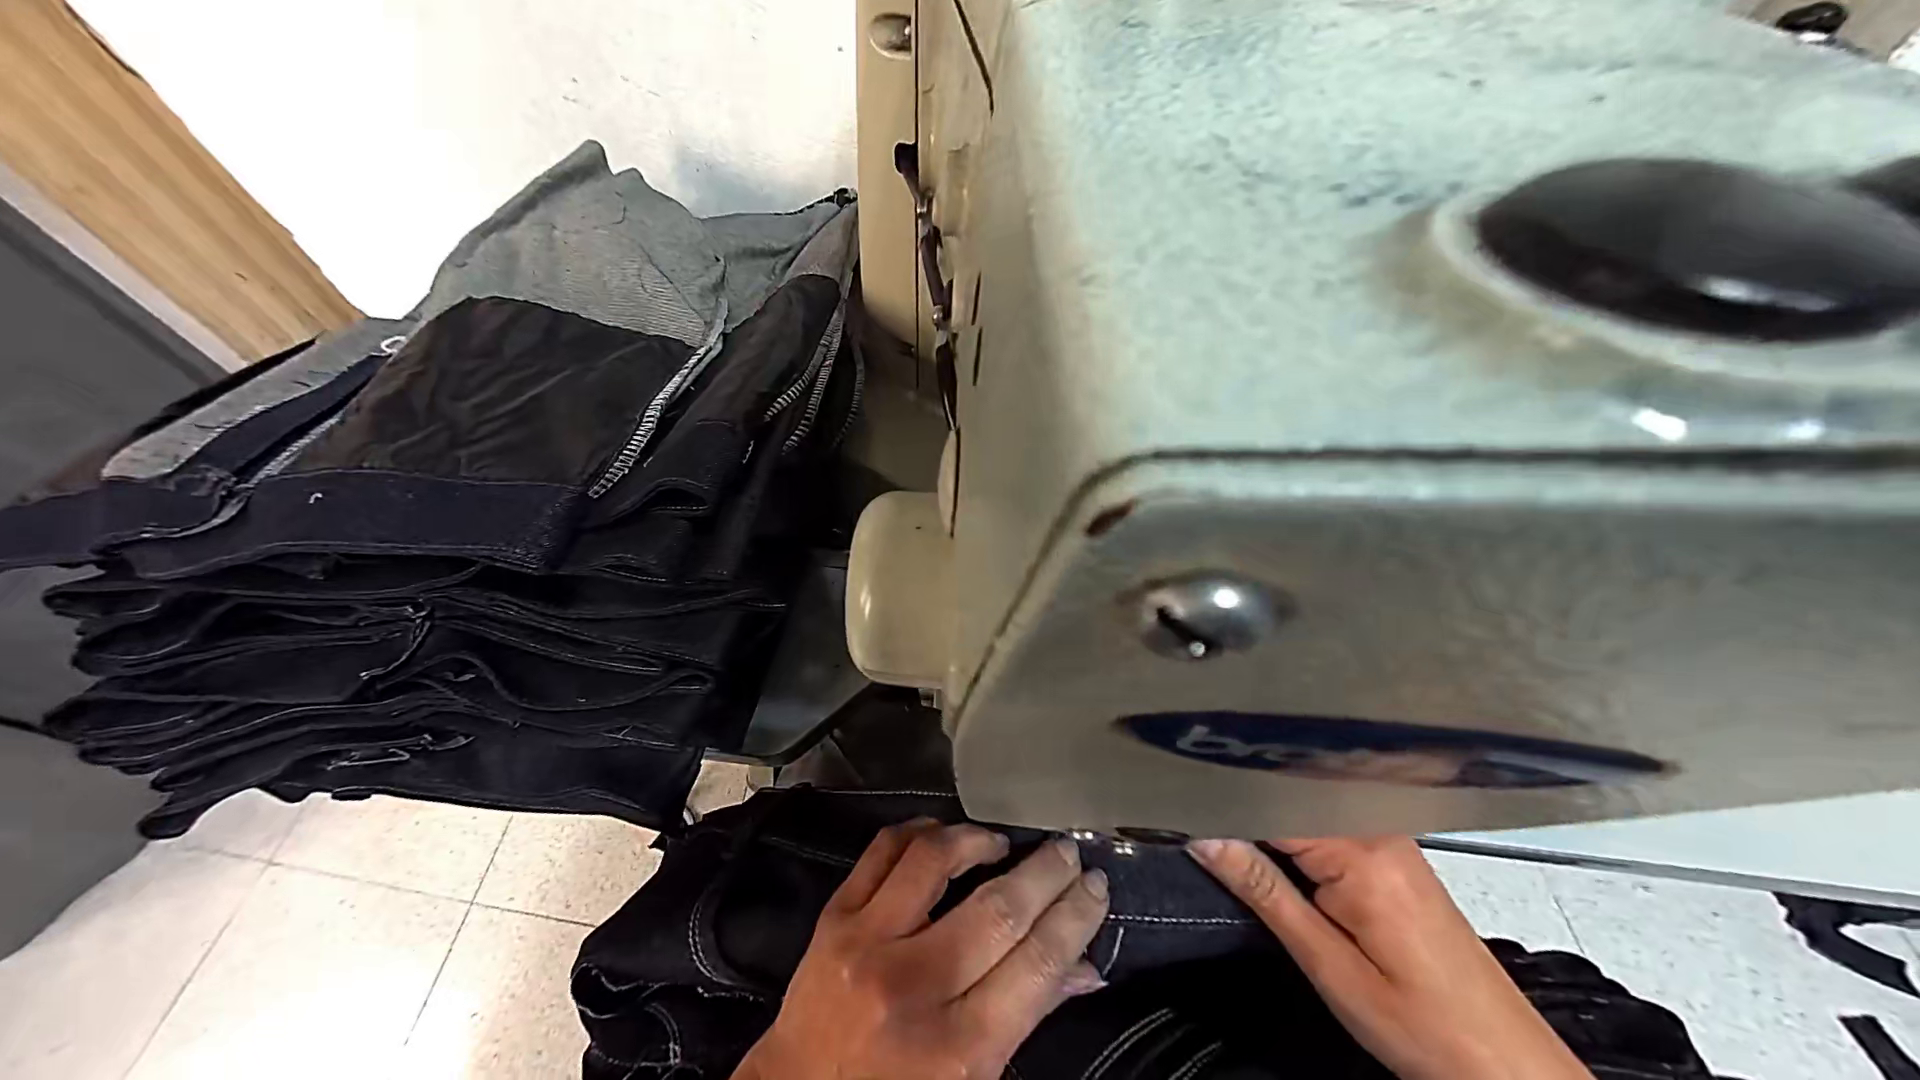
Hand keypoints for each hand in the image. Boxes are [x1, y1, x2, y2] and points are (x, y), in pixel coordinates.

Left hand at [733, 819, 1110, 1079]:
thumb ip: (1027, 1018)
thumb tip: (1087, 966)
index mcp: (957, 1050)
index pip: (1036, 966)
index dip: (1075, 918)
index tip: (1095, 886)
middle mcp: (913, 987)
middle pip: (997, 911)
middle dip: (1045, 874)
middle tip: (1068, 850)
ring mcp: (867, 944)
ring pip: (935, 862)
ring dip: (979, 840)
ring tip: (1002, 842)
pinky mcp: (833, 917)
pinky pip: (883, 851)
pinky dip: (919, 831)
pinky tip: (943, 833)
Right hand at [1187, 836, 1592, 1079]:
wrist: (1507, 1064)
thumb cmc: (1425, 1026)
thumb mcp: (1327, 964)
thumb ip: (1262, 890)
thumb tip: (1203, 837)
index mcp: (1360, 850)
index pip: (1267, 800)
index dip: (1218, 802)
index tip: (1175, 807)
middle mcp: (1376, 827)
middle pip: (1284, 792)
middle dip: (1234, 800)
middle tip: (1184, 809)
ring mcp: (1387, 834)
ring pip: (1301, 802)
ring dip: (1259, 812)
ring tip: (1214, 819)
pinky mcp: (1389, 850)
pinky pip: (1323, 820)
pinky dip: (1287, 827)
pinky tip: (1263, 838)